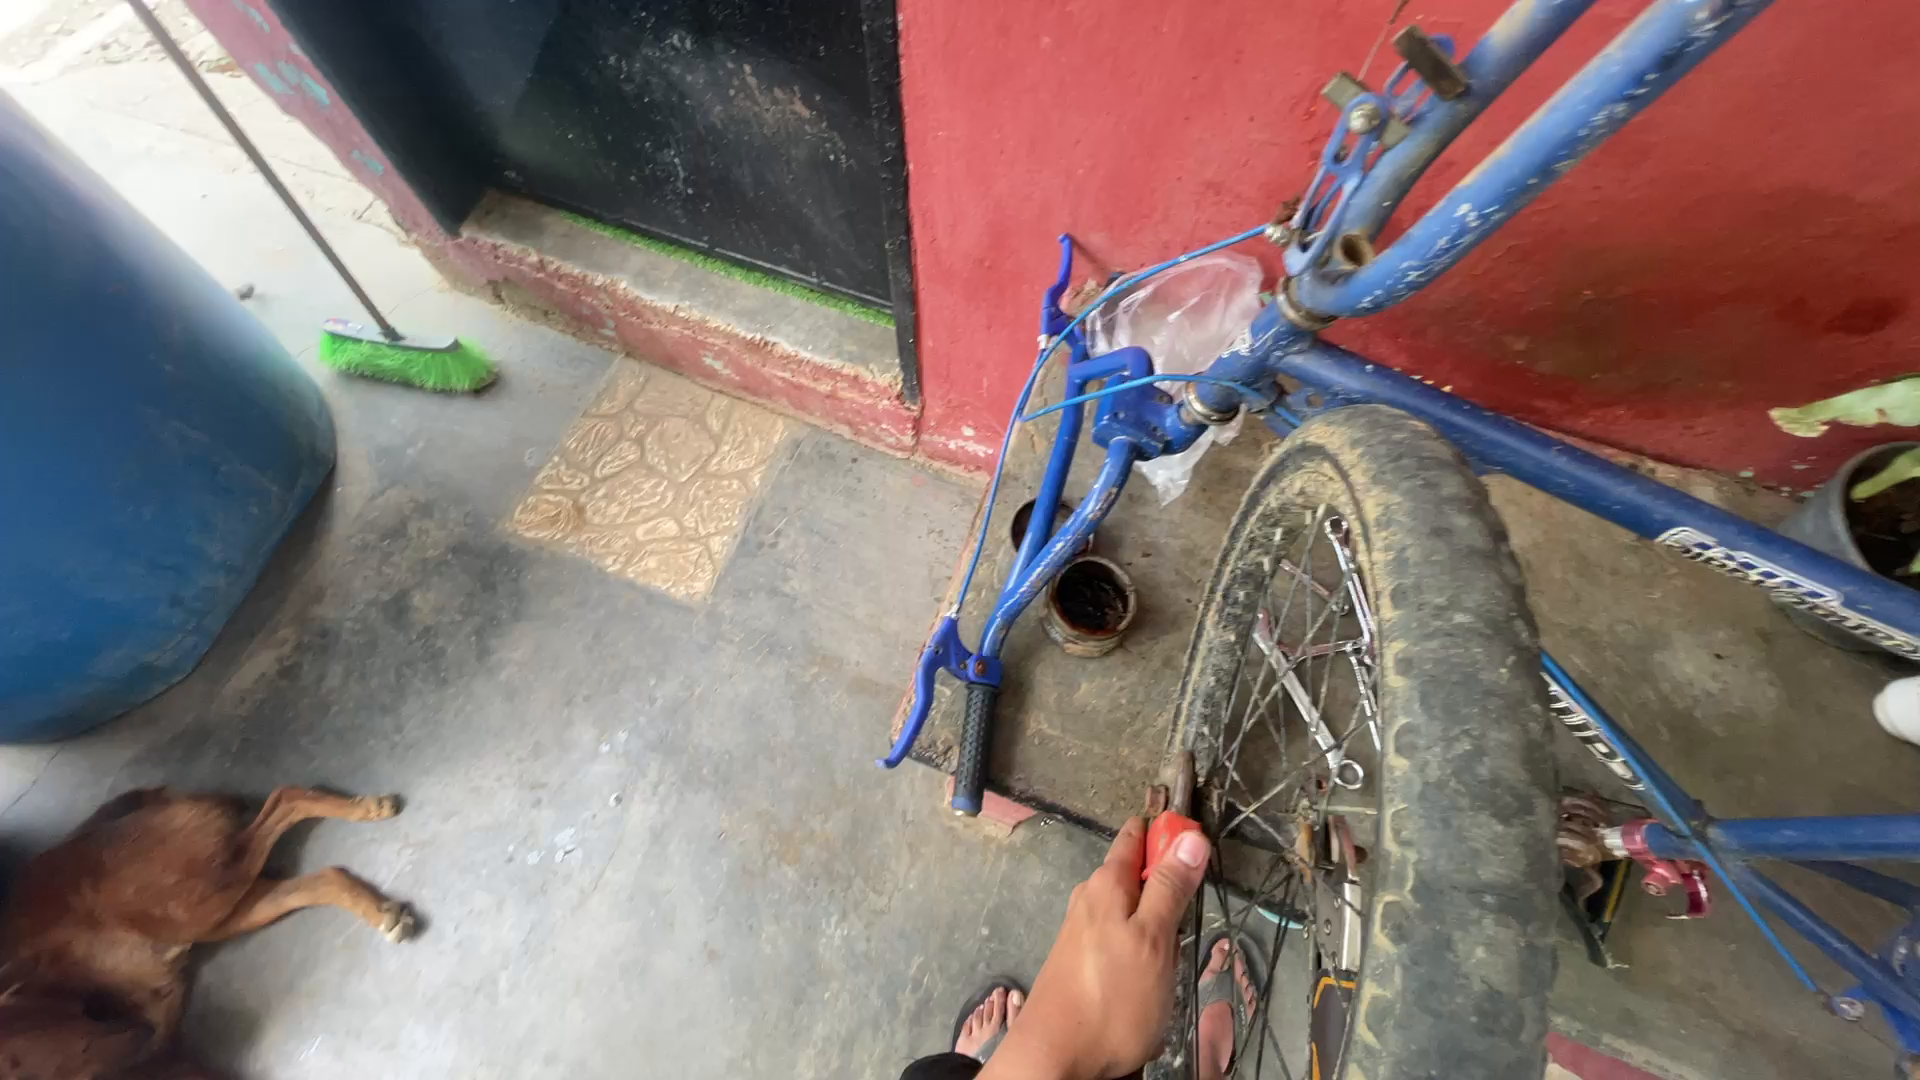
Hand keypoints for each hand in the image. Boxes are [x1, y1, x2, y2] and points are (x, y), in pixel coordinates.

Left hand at [981, 817, 1210, 1079]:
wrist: (1057, 1055)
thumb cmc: (1112, 995)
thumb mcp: (1154, 938)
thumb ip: (1170, 887)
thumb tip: (1191, 835)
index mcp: (1107, 881)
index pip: (1136, 834)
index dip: (1168, 833)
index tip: (1198, 844)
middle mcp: (1090, 895)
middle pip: (1134, 870)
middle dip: (1165, 883)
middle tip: (1192, 915)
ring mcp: (1083, 926)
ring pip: (1129, 906)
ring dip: (1155, 919)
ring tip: (1174, 951)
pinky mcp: (1082, 956)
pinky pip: (1119, 933)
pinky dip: (1140, 942)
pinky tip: (1150, 970)